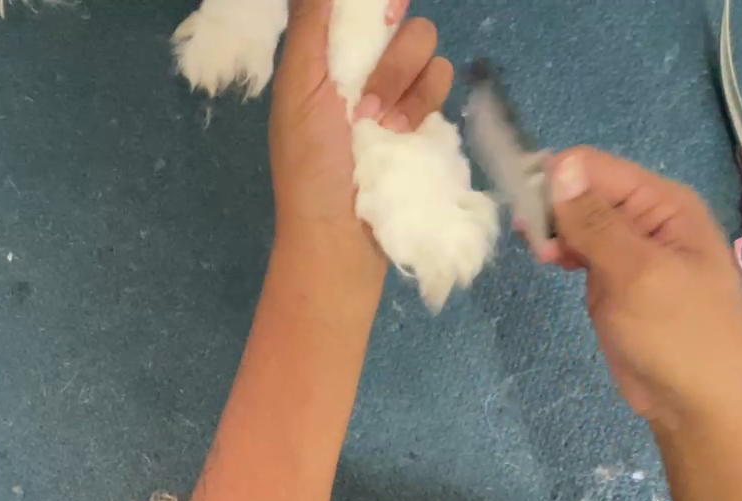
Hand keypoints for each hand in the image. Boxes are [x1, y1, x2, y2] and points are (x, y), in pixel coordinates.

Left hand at [270, 0, 453, 255]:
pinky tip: (402, 137)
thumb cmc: (310, 168)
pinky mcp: (421, 121)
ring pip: (427, 46)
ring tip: (381, 129)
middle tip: (364, 104)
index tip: (383, 13)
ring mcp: (395, 94)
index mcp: (324, 59)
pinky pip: (443, 80)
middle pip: (400, 18)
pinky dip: (423, 106)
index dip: (375, 7)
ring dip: (406, 86)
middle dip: (390, 59)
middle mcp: (360, 69)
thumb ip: (314, 25)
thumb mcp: (298, 90)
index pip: (358, 9)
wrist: (339, 237)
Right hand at [535, 147, 741, 428]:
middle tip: (532, 245)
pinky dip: (561, 252)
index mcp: (661, 203)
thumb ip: (596, 221)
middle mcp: (645, 219)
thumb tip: (560, 165)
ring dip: (551, 233)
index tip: (522, 216)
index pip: (593, 169)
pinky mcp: (613, 281)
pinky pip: (581, 250)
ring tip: (541, 259)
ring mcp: (629, 251)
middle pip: (582, 191)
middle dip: (549, 209)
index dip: (551, 182)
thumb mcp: (635, 273)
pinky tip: (550, 265)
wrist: (698, 398)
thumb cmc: (676, 333)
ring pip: (577, 222)